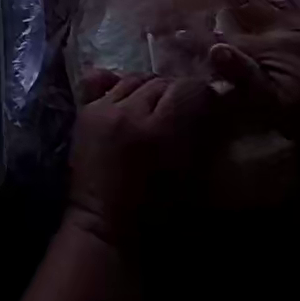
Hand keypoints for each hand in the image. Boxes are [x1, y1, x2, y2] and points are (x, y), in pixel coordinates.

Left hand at [67, 71, 219, 247]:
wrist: (102, 223)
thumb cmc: (155, 213)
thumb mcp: (190, 177)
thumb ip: (202, 137)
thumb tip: (215, 106)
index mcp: (158, 131)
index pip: (188, 88)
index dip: (204, 93)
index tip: (211, 103)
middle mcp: (128, 112)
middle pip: (160, 81)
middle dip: (177, 91)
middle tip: (186, 106)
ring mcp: (102, 108)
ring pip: (134, 78)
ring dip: (150, 88)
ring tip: (158, 103)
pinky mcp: (84, 110)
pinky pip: (100, 81)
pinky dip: (117, 83)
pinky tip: (127, 95)